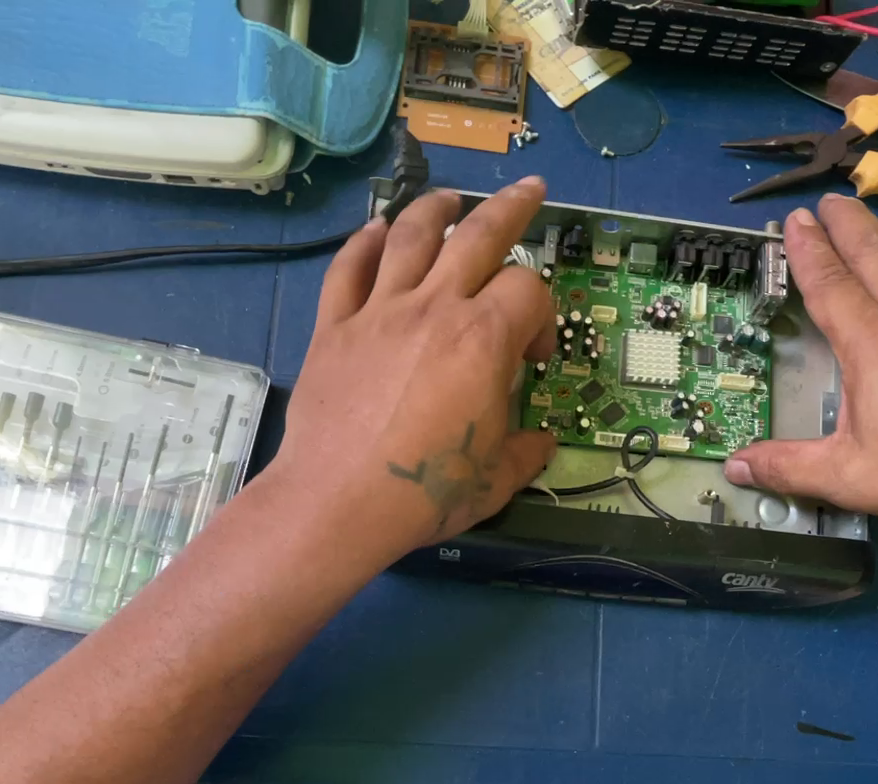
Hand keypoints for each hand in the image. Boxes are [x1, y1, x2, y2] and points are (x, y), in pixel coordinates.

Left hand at [256, 180, 558, 561]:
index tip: (534, 357)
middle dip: (511, 207)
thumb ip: (527, 452)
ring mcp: (379, 312)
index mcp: (484, 339)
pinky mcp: (334, 328)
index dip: (543, 317)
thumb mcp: (498, 479)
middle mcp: (434, 308)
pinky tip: (373, 232)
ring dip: (434, 210)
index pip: (529, 291)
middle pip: (479, 235)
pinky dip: (362, 244)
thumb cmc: (427, 489)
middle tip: (529, 189)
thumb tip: (542, 443)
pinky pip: (348, 270)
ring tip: (449, 199)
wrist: (340, 501)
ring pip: (409, 236)